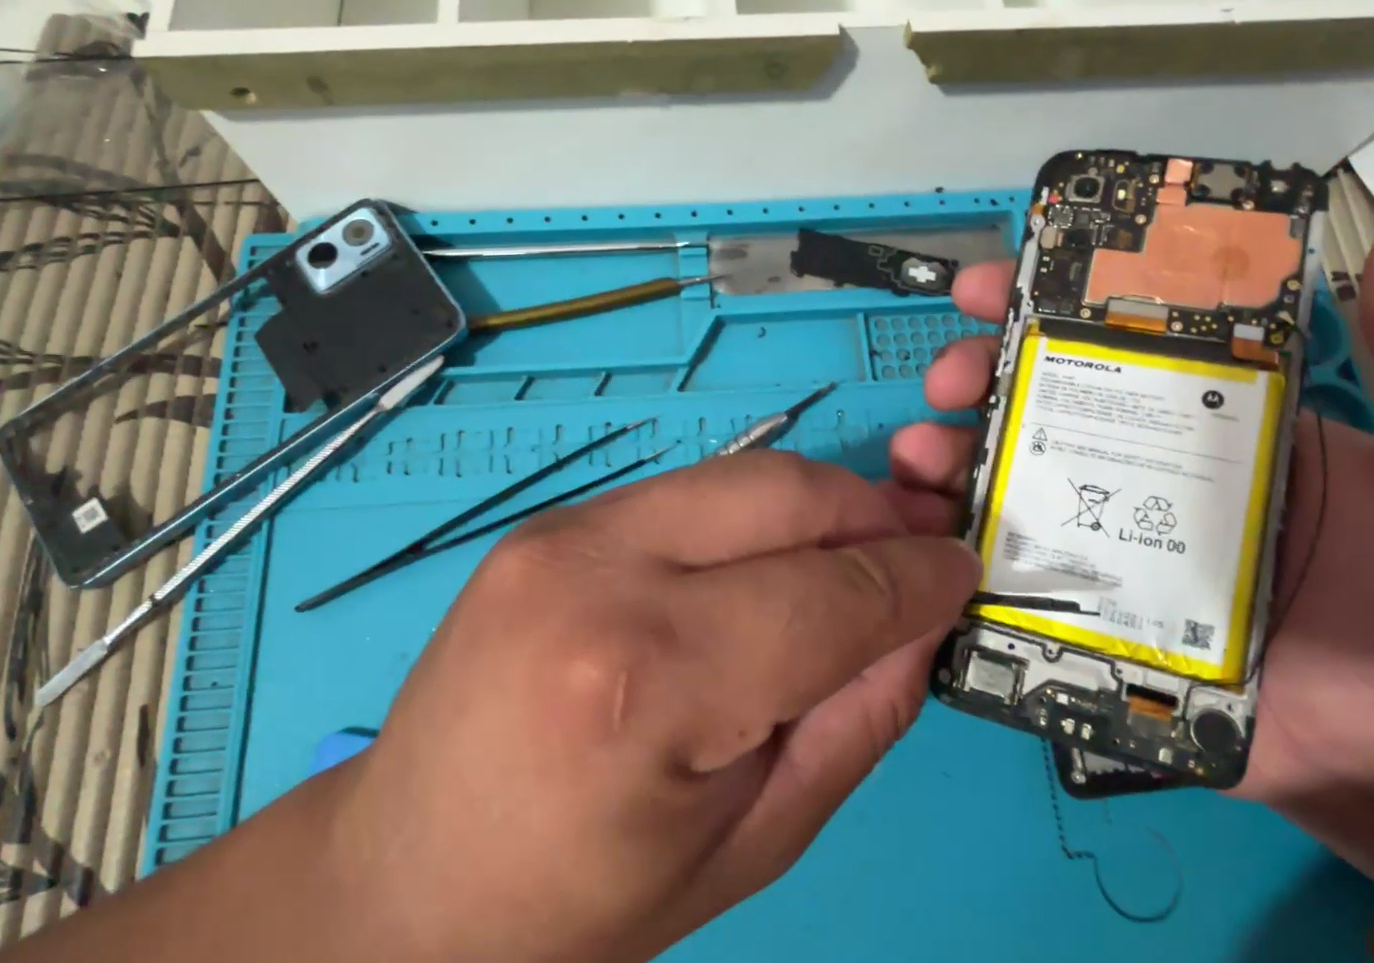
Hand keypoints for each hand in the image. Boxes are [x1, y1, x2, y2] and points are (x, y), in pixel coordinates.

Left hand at [328, 454, 980, 960]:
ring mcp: (559, 535)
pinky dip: (747, 519)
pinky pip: (684, 495)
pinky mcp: (544, 526)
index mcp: (651, 678)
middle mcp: (598, 574)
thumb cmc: (581, 897)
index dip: (915, 579)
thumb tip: (919, 621)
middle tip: (916, 550)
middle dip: (872, 513)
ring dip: (814, 509)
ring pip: (737, 476)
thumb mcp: (752, 841)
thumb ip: (856, 719)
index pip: (830, 595)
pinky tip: (763, 566)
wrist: (411, 875)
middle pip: (785, 494)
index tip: (962, 572)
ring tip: (852, 558)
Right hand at [890, 219, 1373, 801]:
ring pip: (992, 473)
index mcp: (1208, 409)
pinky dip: (937, 540)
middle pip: (1031, 395)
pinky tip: (920, 530)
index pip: (1118, 331)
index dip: (1049, 295)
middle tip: (952, 376)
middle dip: (974, 367)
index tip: (991, 280)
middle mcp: (1133, 461)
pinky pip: (983, 563)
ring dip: (940, 449)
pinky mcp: (1061, 608)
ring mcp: (1090, 537)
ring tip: (924, 454)